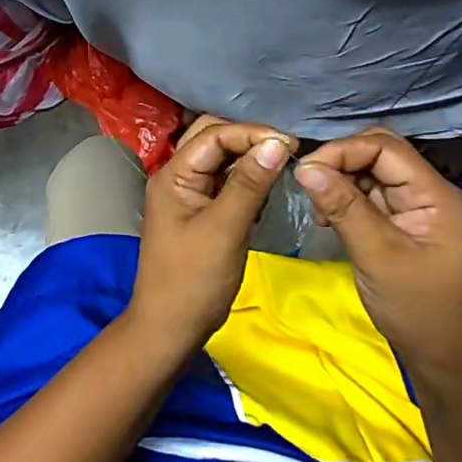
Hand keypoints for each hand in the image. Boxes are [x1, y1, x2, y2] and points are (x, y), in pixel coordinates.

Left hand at [125, 117, 293, 349]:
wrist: (170, 327)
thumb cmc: (194, 280)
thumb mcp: (225, 229)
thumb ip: (249, 184)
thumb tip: (277, 142)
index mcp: (173, 175)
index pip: (214, 135)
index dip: (252, 134)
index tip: (291, 144)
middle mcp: (176, 177)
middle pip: (213, 139)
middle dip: (249, 140)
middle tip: (287, 151)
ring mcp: (187, 195)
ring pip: (220, 161)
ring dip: (249, 159)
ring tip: (282, 166)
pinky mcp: (199, 212)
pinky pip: (224, 183)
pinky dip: (245, 181)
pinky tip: (266, 190)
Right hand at [293, 128, 461, 382]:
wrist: (449, 361)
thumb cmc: (419, 310)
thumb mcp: (377, 256)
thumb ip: (343, 207)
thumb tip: (305, 168)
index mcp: (437, 195)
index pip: (385, 148)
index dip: (342, 151)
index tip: (304, 172)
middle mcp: (430, 194)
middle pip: (380, 154)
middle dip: (340, 163)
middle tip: (310, 188)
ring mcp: (418, 210)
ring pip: (372, 174)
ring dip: (340, 183)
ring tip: (320, 212)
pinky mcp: (405, 226)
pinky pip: (371, 198)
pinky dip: (346, 201)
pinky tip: (331, 220)